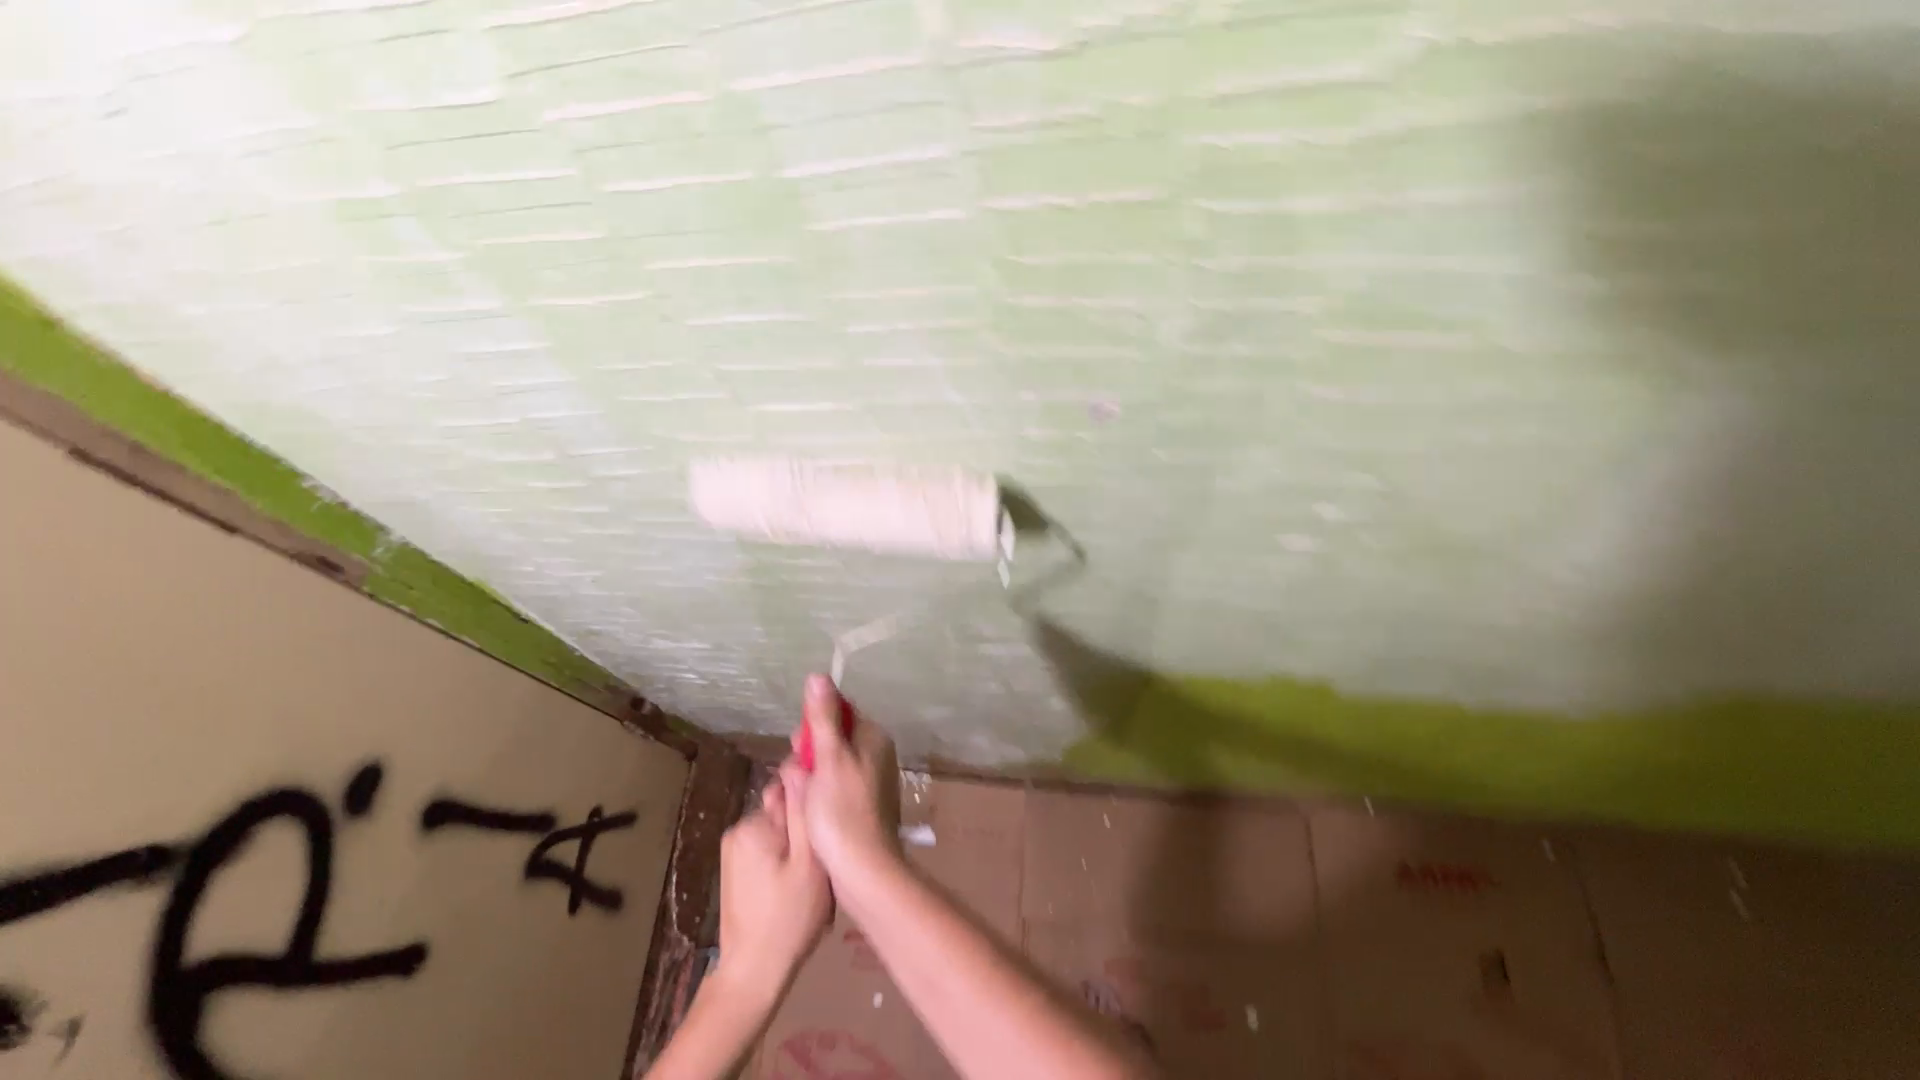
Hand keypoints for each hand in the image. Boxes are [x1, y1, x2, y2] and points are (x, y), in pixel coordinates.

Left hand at [712, 770, 831, 997]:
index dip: (813, 813)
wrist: (754, 972)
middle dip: (804, 835)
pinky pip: (766, 853)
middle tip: (819, 870)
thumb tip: (798, 765)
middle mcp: (737, 830)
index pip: (791, 794)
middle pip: (783, 814)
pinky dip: (782, 867)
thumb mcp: (809, 862)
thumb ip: (803, 813)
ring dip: (795, 853)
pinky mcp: (733, 871)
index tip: (826, 838)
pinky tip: (792, 893)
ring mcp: (732, 852)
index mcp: (754, 824)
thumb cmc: (790, 918)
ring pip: (777, 835)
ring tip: (808, 886)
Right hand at [787, 674, 900, 881]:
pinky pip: (829, 791)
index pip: (838, 713)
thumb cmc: (843, 811)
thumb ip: (824, 718)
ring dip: (804, 779)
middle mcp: (874, 756)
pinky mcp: (858, 808)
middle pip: (829, 741)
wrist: (862, 870)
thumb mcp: (829, 758)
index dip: (812, 726)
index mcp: (873, 738)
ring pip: (824, 768)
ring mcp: (867, 784)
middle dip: (805, 756)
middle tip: (796, 778)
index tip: (798, 745)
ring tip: (796, 799)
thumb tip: (819, 676)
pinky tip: (804, 814)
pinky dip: (814, 798)